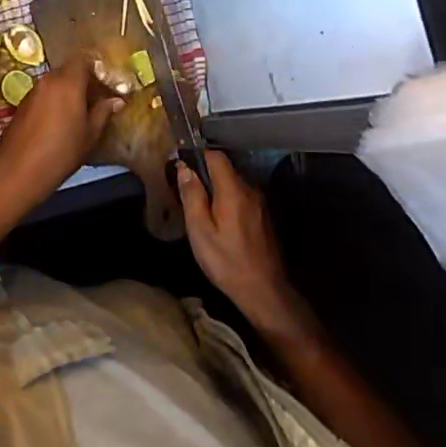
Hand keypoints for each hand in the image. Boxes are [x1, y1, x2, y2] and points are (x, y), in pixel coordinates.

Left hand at [0, 57, 123, 205]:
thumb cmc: (61, 152)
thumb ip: (103, 112)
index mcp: (67, 82)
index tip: (109, 84)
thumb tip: (116, 100)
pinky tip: (62, 121)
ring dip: (70, 92)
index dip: (98, 69)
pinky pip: (45, 95)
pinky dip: (56, 101)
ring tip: (83, 112)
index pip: (84, 60)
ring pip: (56, 83)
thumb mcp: (89, 134)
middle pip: (70, 70)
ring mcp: (32, 92)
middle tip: (99, 99)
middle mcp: (48, 80)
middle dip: (85, 81)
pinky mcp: (23, 105)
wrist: (18, 172)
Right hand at [177, 152, 311, 335]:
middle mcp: (250, 190)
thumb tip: (184, 168)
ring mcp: (260, 203)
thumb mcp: (200, 231)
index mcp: (233, 190)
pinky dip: (228, 202)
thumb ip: (192, 196)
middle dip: (205, 176)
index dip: (197, 157)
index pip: (216, 156)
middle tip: (186, 195)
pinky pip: (242, 198)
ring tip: (200, 211)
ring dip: (216, 191)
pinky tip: (219, 223)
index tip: (181, 167)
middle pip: (225, 170)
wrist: (263, 289)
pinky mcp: (264, 216)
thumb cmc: (226, 261)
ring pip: (233, 185)